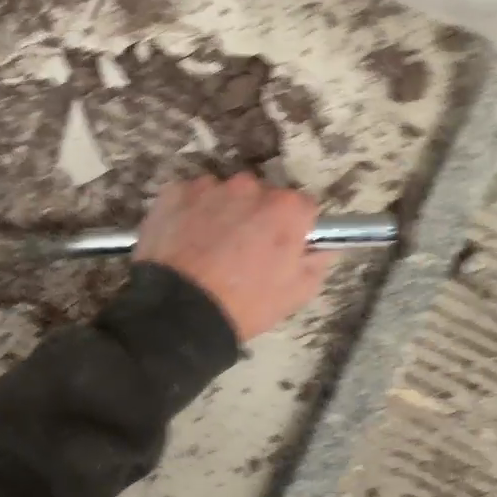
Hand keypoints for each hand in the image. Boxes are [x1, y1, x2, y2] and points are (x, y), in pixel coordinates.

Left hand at [133, 173, 336, 342]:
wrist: (179, 309)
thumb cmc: (243, 304)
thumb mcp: (296, 293)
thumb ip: (315, 261)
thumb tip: (322, 247)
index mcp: (285, 208)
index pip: (301, 206)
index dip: (294, 226)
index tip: (282, 245)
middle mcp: (248, 187)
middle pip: (260, 195)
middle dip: (256, 215)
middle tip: (242, 249)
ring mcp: (208, 187)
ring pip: (223, 193)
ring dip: (221, 211)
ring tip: (208, 246)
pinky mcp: (174, 192)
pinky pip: (189, 197)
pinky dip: (189, 212)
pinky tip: (184, 239)